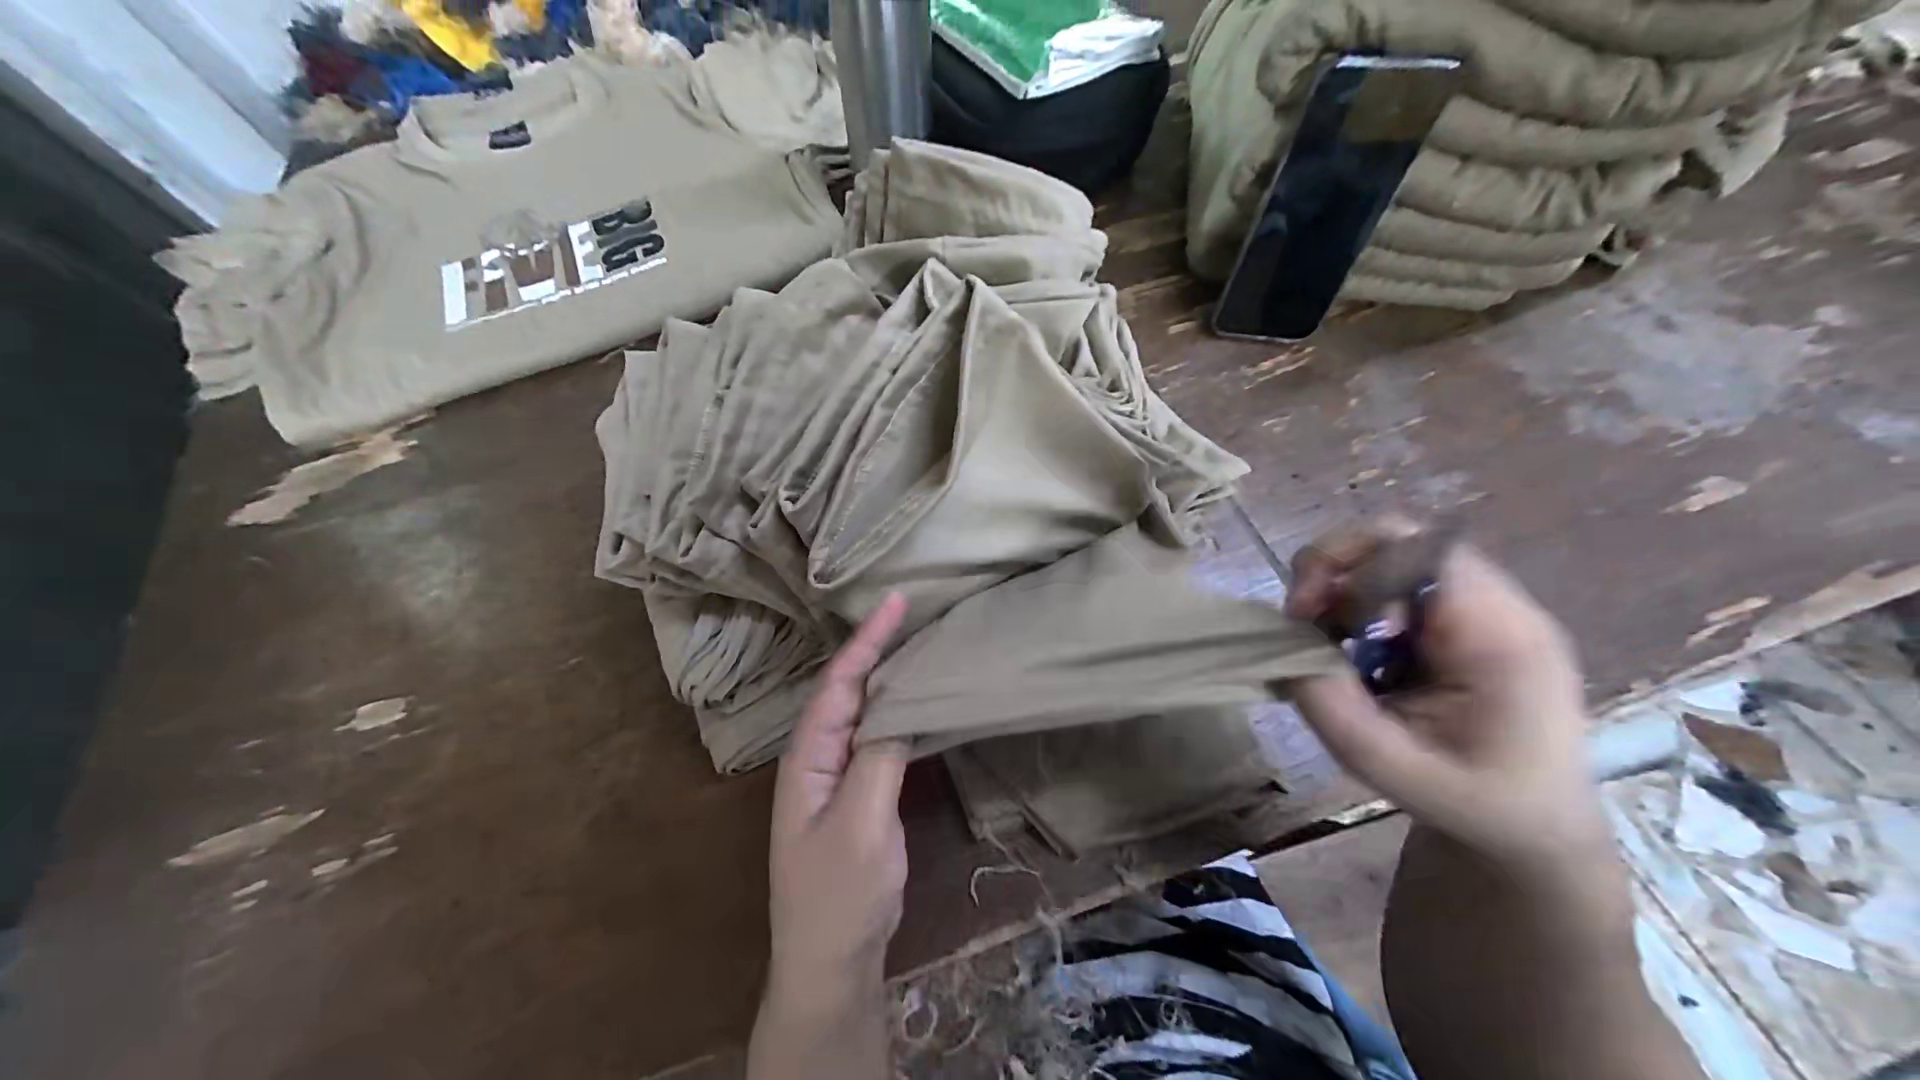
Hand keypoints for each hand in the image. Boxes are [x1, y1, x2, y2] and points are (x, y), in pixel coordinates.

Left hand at [749, 592, 910, 1079]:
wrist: (832, 957)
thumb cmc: (839, 893)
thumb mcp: (861, 825)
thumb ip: (878, 759)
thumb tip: (899, 704)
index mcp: (809, 755)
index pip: (839, 683)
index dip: (867, 640)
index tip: (896, 600)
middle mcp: (818, 754)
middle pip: (848, 687)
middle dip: (876, 645)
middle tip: (912, 608)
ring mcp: (837, 773)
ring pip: (862, 709)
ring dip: (886, 672)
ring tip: (916, 639)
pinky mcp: (858, 790)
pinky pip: (876, 734)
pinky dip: (895, 707)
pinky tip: (915, 697)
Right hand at [1287, 524, 1611, 874]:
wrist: (1534, 832)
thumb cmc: (1473, 806)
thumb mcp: (1389, 768)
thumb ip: (1333, 707)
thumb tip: (1287, 645)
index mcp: (1500, 638)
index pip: (1421, 550)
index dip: (1351, 565)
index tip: (1308, 611)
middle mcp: (1499, 609)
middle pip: (1402, 542)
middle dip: (1336, 569)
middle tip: (1302, 617)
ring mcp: (1484, 613)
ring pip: (1394, 559)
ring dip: (1343, 589)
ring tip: (1324, 640)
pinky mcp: (1465, 624)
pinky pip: (1398, 587)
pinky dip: (1357, 607)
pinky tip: (1351, 649)